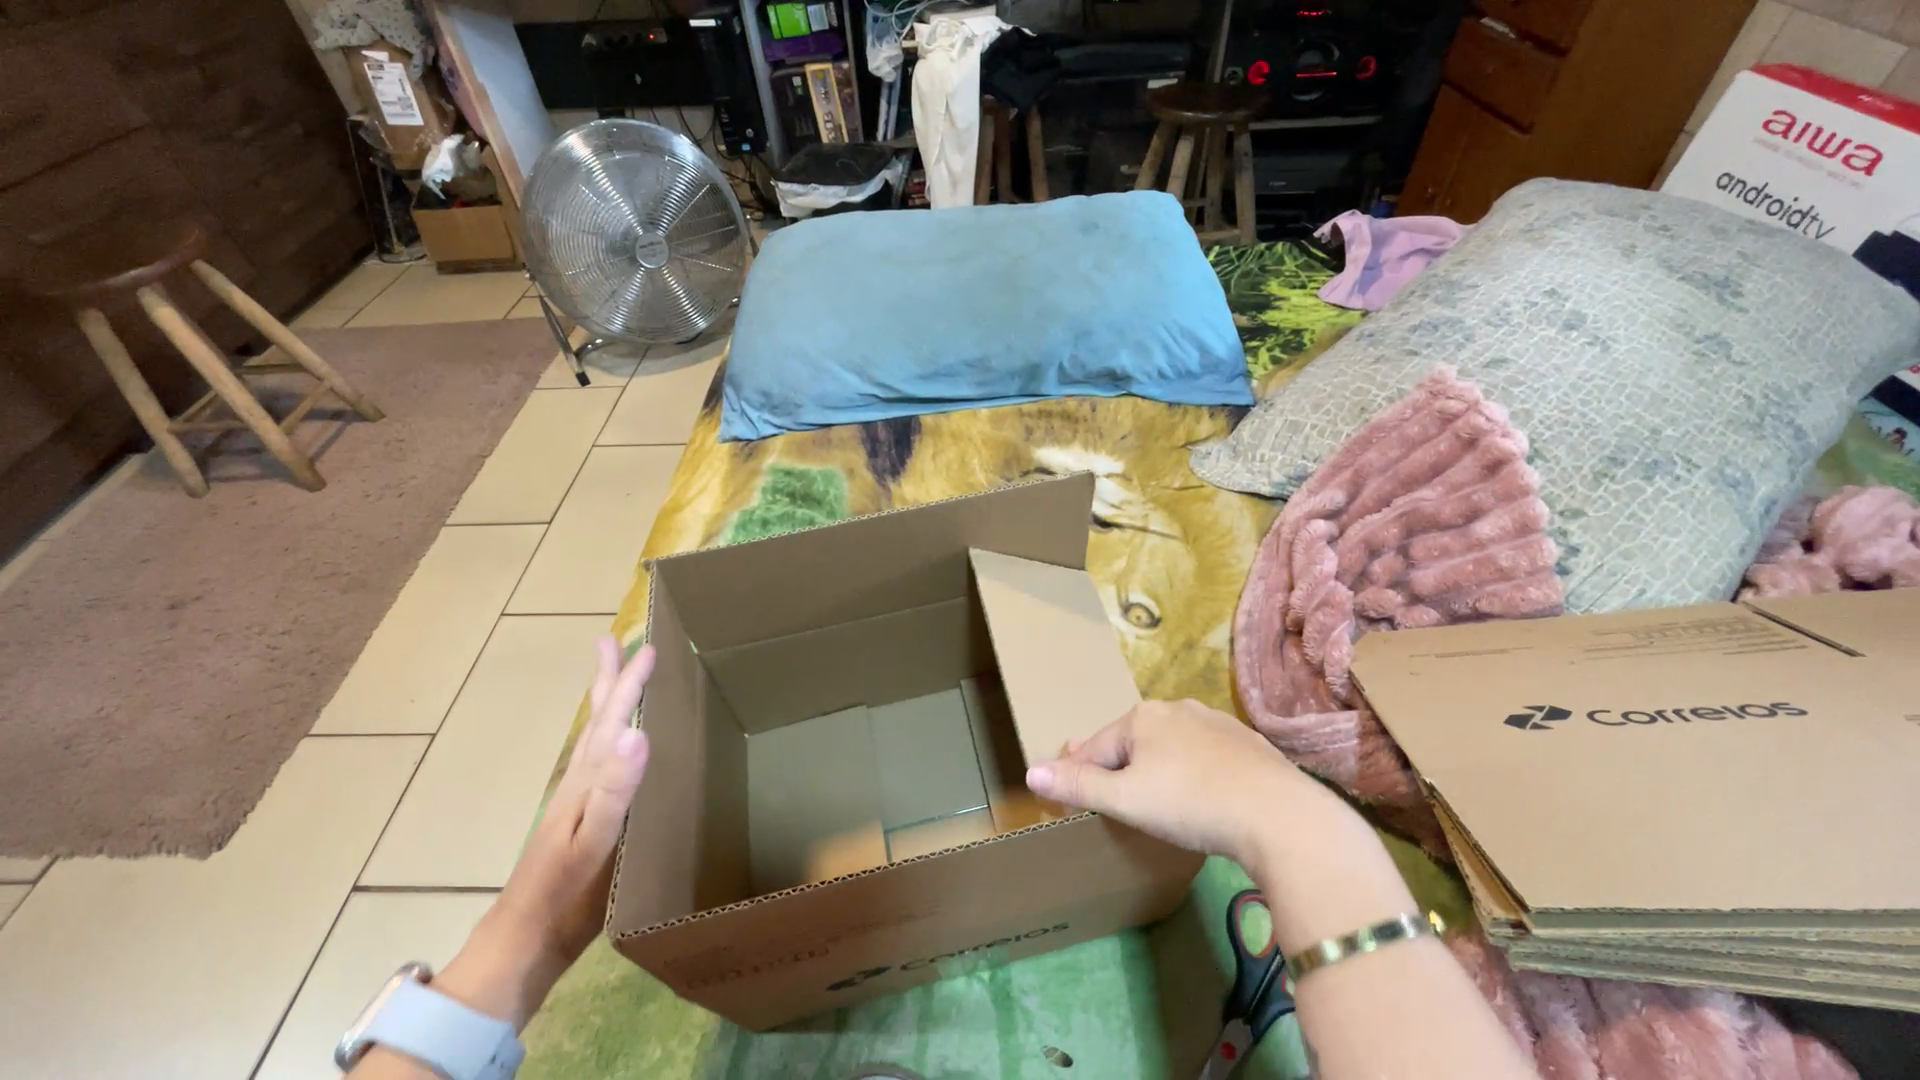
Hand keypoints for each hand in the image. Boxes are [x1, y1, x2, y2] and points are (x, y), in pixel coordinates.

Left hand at [434, 635, 654, 1027]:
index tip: (643, 645)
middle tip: (617, 642)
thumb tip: (635, 730)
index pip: (612, 719)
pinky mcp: (583, 820)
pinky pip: (602, 765)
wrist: (526, 940)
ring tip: (616, 681)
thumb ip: (613, 790)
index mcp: (587, 781)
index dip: (628, 683)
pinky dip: (611, 742)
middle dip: (610, 680)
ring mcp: (579, 801)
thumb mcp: (592, 842)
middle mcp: (582, 782)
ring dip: (609, 705)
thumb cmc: (565, 894)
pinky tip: (618, 751)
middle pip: (598, 719)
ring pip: (597, 739)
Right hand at [1027, 699, 1415, 955]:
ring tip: (1157, 799)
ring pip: (1172, 747)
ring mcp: (1218, 723)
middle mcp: (1178, 709)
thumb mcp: (1125, 799)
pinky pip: (1206, 757)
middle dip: (1120, 766)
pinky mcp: (1249, 744)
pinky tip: (1201, 798)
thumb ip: (1078, 784)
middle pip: (1134, 742)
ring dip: (1158, 768)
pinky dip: (1194, 774)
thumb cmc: (1191, 804)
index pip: (1097, 746)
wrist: (1278, 815)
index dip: (1081, 771)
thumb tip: (1031, 772)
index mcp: (1142, 717)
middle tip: (1114, 797)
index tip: (1070, 793)